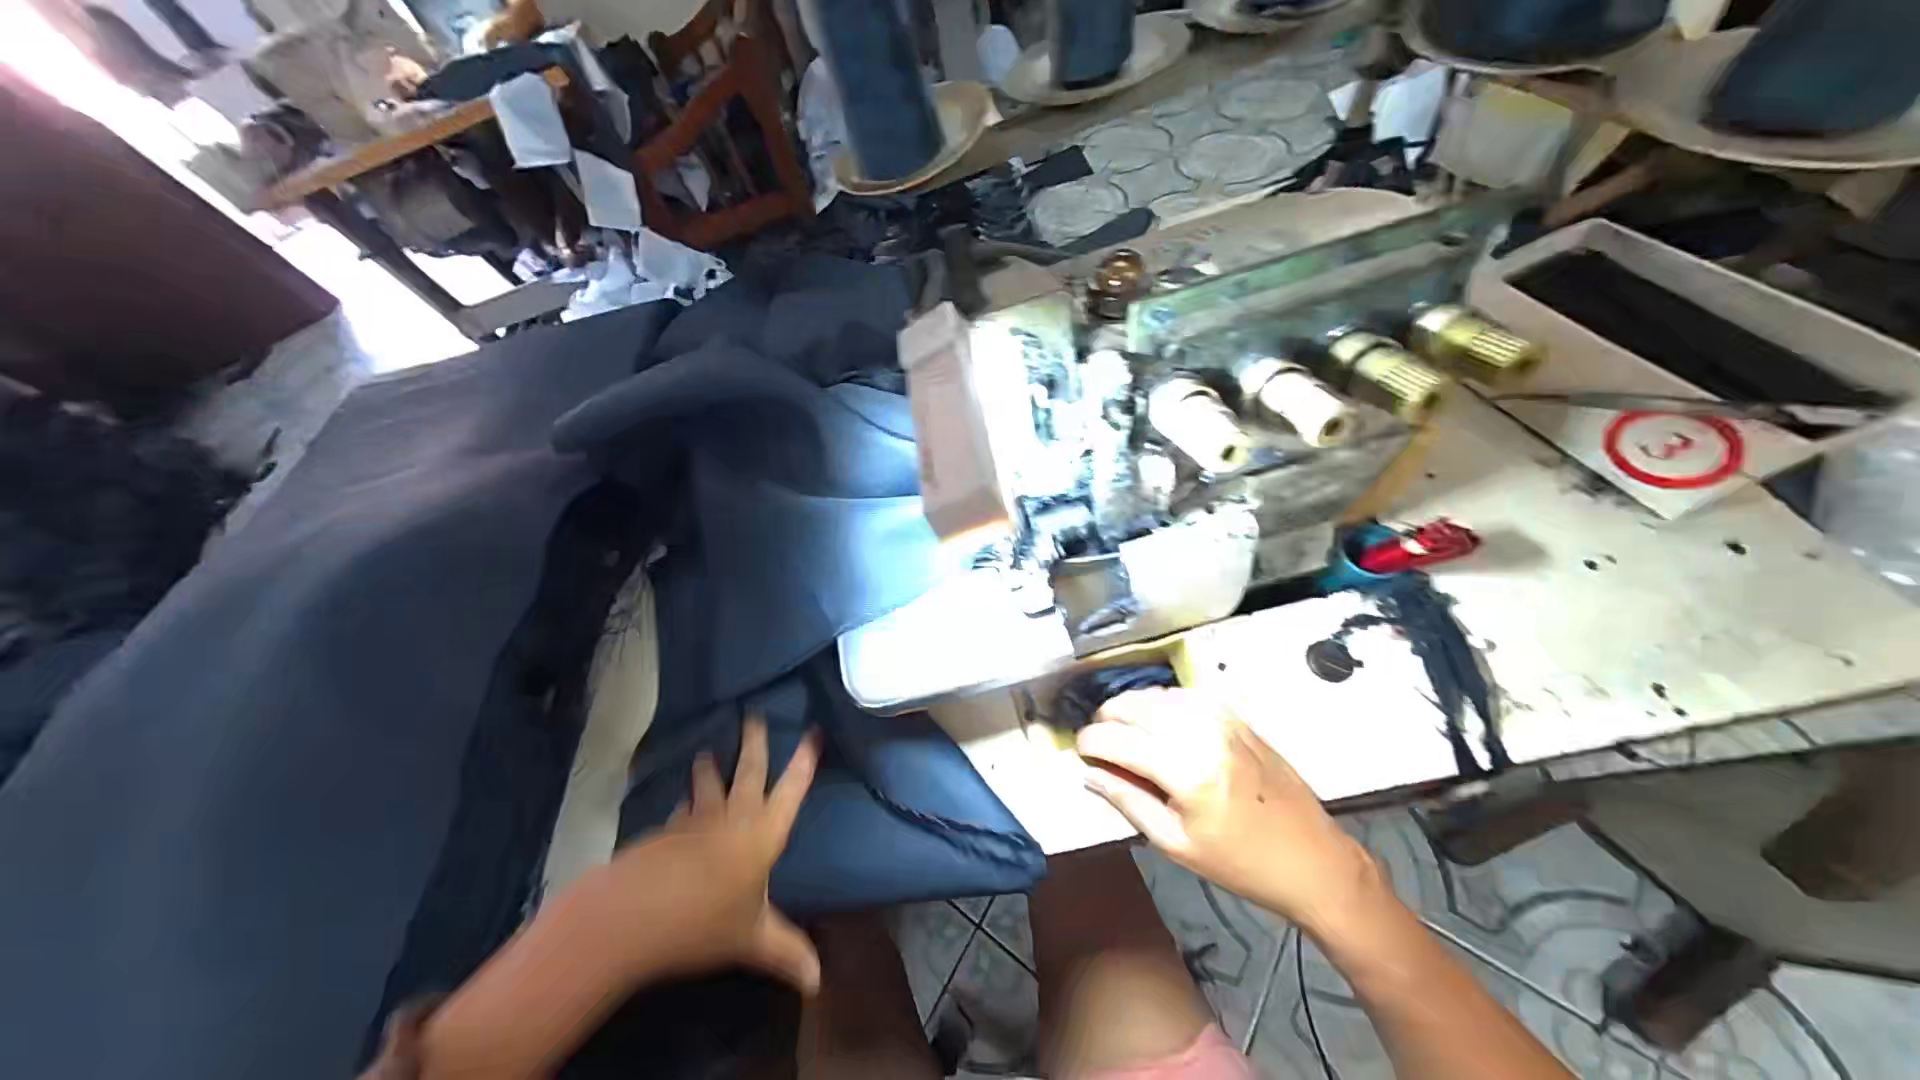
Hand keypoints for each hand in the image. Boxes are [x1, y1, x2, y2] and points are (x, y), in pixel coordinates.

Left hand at [589, 716, 822, 993]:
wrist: (633, 914)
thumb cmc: (705, 919)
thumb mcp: (752, 938)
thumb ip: (786, 952)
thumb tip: (819, 983)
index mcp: (763, 832)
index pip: (792, 789)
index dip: (805, 760)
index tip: (813, 730)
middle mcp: (733, 816)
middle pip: (748, 771)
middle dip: (754, 743)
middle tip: (752, 715)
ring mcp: (696, 821)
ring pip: (707, 786)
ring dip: (707, 770)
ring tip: (704, 755)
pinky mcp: (665, 833)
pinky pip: (679, 814)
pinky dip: (682, 808)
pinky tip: (676, 812)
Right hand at [1076, 688, 1382, 933]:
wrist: (1313, 859)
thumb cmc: (1240, 864)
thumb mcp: (1175, 844)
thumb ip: (1127, 801)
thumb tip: (1090, 773)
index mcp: (1186, 772)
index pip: (1118, 740)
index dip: (1089, 743)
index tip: (1080, 753)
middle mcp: (1202, 734)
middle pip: (1134, 706)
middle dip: (1106, 719)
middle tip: (1099, 743)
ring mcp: (1222, 720)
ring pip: (1157, 695)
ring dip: (1131, 708)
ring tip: (1123, 732)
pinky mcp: (1237, 717)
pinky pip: (1185, 694)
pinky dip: (1161, 702)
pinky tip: (1156, 723)